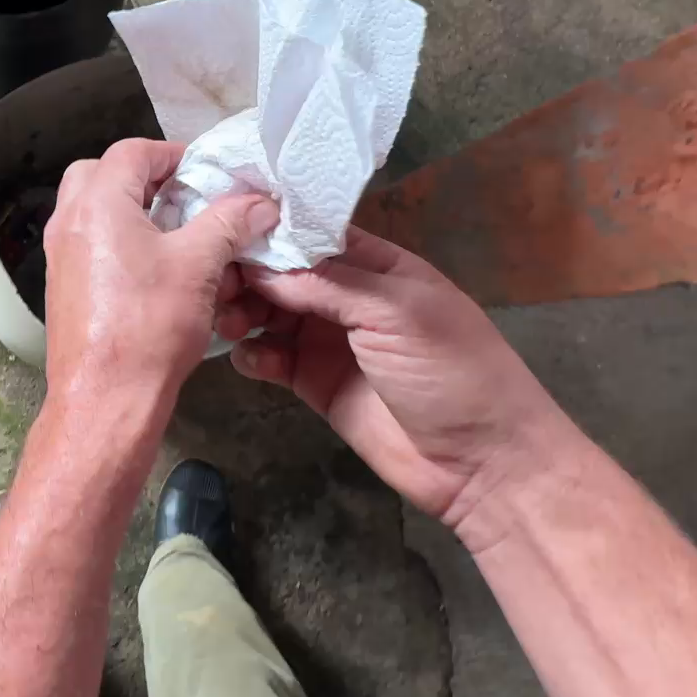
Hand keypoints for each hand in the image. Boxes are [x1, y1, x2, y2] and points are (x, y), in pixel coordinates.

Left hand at [43, 139, 279, 415]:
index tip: (205, 171)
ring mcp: (59, 253)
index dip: (171, 154)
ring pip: (91, 208)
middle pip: (100, 173)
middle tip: (183, 195)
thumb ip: (227, 223)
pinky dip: (117, 239)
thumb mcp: (198, 266)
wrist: (104, 393)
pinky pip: (88, 242)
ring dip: (130, 208)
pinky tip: (154, 265)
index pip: (130, 152)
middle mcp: (68, 222)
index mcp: (95, 204)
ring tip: (175, 230)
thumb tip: (257, 202)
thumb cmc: (147, 325)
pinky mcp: (62, 282)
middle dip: (143, 177)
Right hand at [232, 228, 575, 536]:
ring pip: (265, 311)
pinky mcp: (308, 378)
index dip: (268, 232)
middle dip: (245, 275)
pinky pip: (265, 355)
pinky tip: (254, 361)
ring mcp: (324, 338)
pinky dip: (251, 354)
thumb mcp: (397, 313)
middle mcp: (344, 296)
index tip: (222, 232)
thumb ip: (326, 283)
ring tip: (232, 326)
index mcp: (375, 267)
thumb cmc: (454, 373)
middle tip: (216, 287)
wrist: (480, 465)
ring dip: (242, 313)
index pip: (311, 235)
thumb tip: (257, 265)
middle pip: (278, 273)